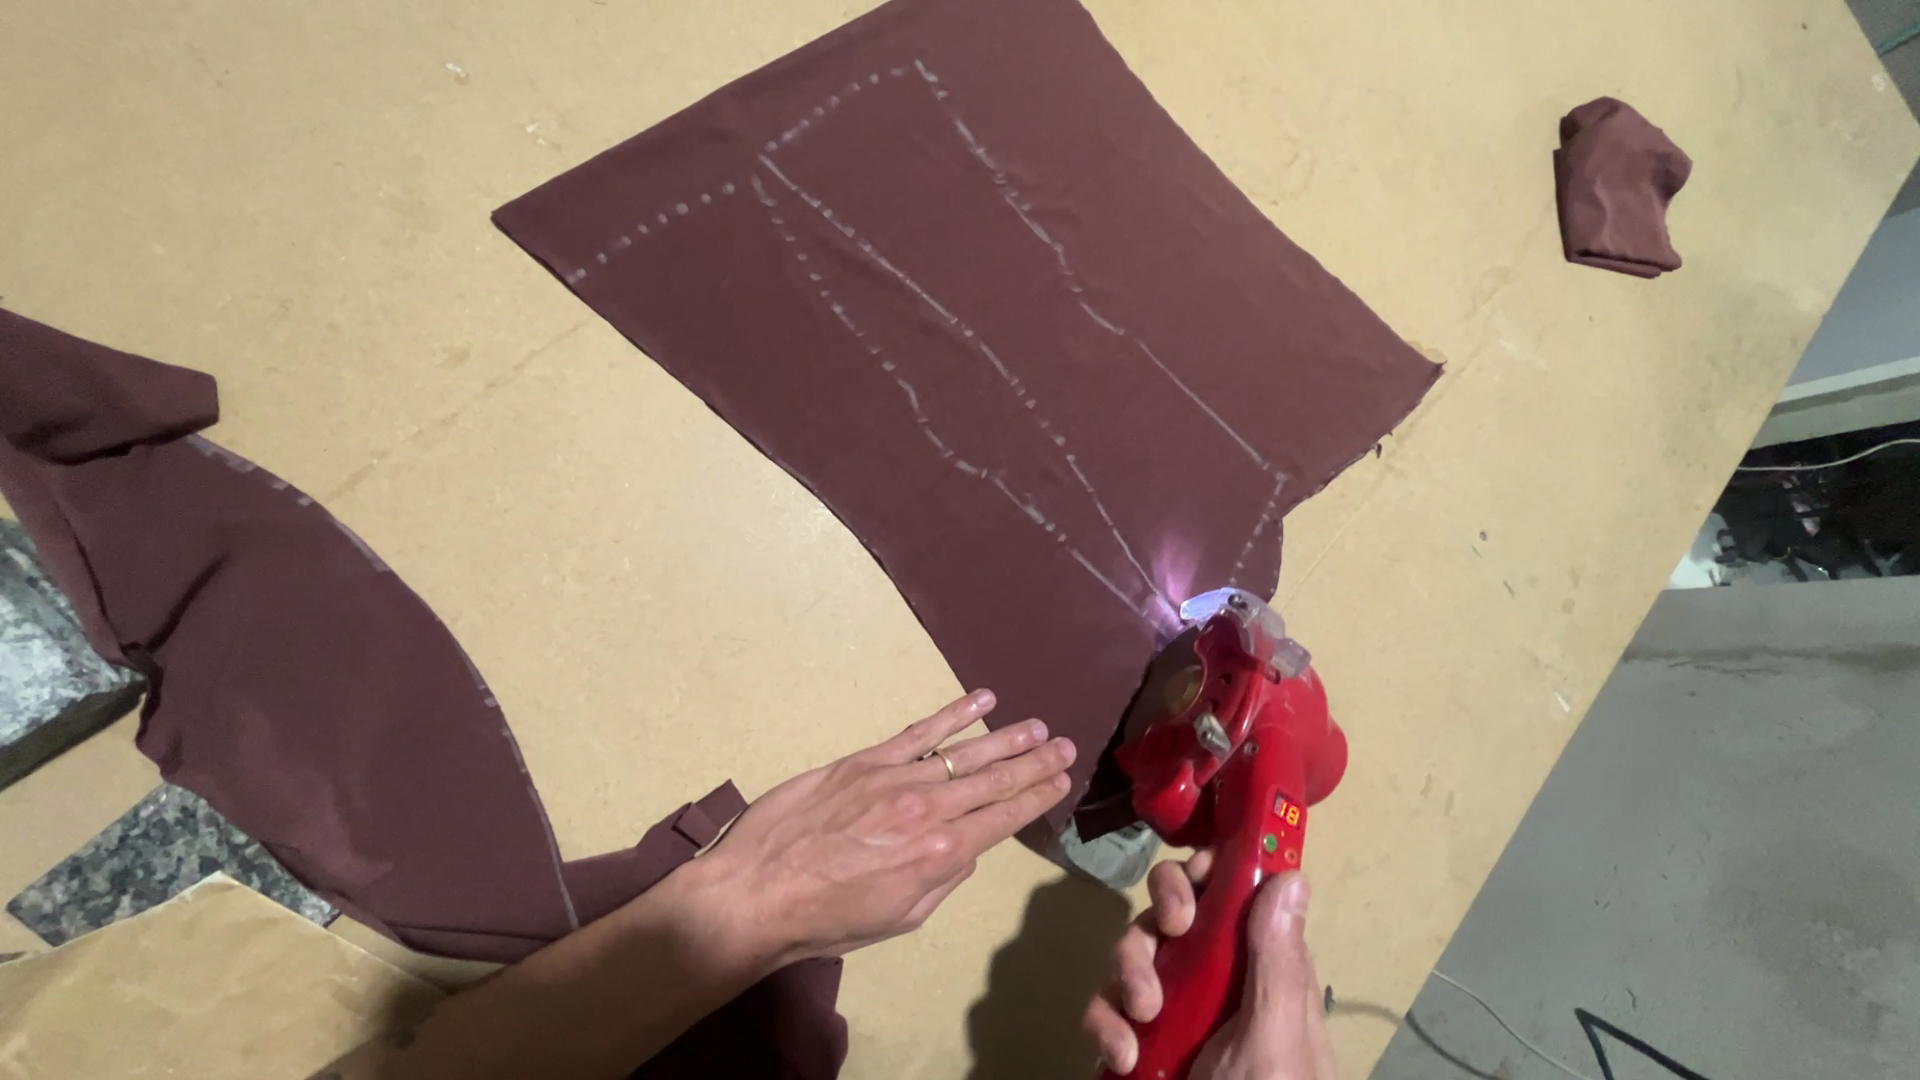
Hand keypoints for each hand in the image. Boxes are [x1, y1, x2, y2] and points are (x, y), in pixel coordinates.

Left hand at [691, 689, 1074, 963]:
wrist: (758, 892)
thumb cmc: (829, 920)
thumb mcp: (900, 920)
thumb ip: (943, 882)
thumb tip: (968, 850)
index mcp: (941, 855)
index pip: (1003, 818)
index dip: (1037, 797)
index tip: (1061, 779)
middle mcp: (929, 810)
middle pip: (993, 781)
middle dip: (1034, 763)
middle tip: (1065, 745)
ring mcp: (898, 778)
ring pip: (965, 753)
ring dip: (1006, 738)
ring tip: (1037, 726)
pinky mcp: (867, 759)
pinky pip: (919, 732)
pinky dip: (953, 714)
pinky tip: (982, 700)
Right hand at [1083, 854, 1335, 1079]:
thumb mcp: (1278, 1044)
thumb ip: (1276, 961)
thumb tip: (1292, 873)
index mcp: (1259, 974)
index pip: (1236, 896)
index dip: (1215, 869)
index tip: (1201, 866)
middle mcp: (1213, 981)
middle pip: (1177, 906)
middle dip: (1166, 903)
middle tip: (1175, 924)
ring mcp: (1170, 1012)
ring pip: (1135, 948)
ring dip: (1130, 967)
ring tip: (1141, 1012)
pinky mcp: (1133, 1043)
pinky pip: (1105, 1007)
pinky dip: (1105, 1022)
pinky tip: (1121, 1056)